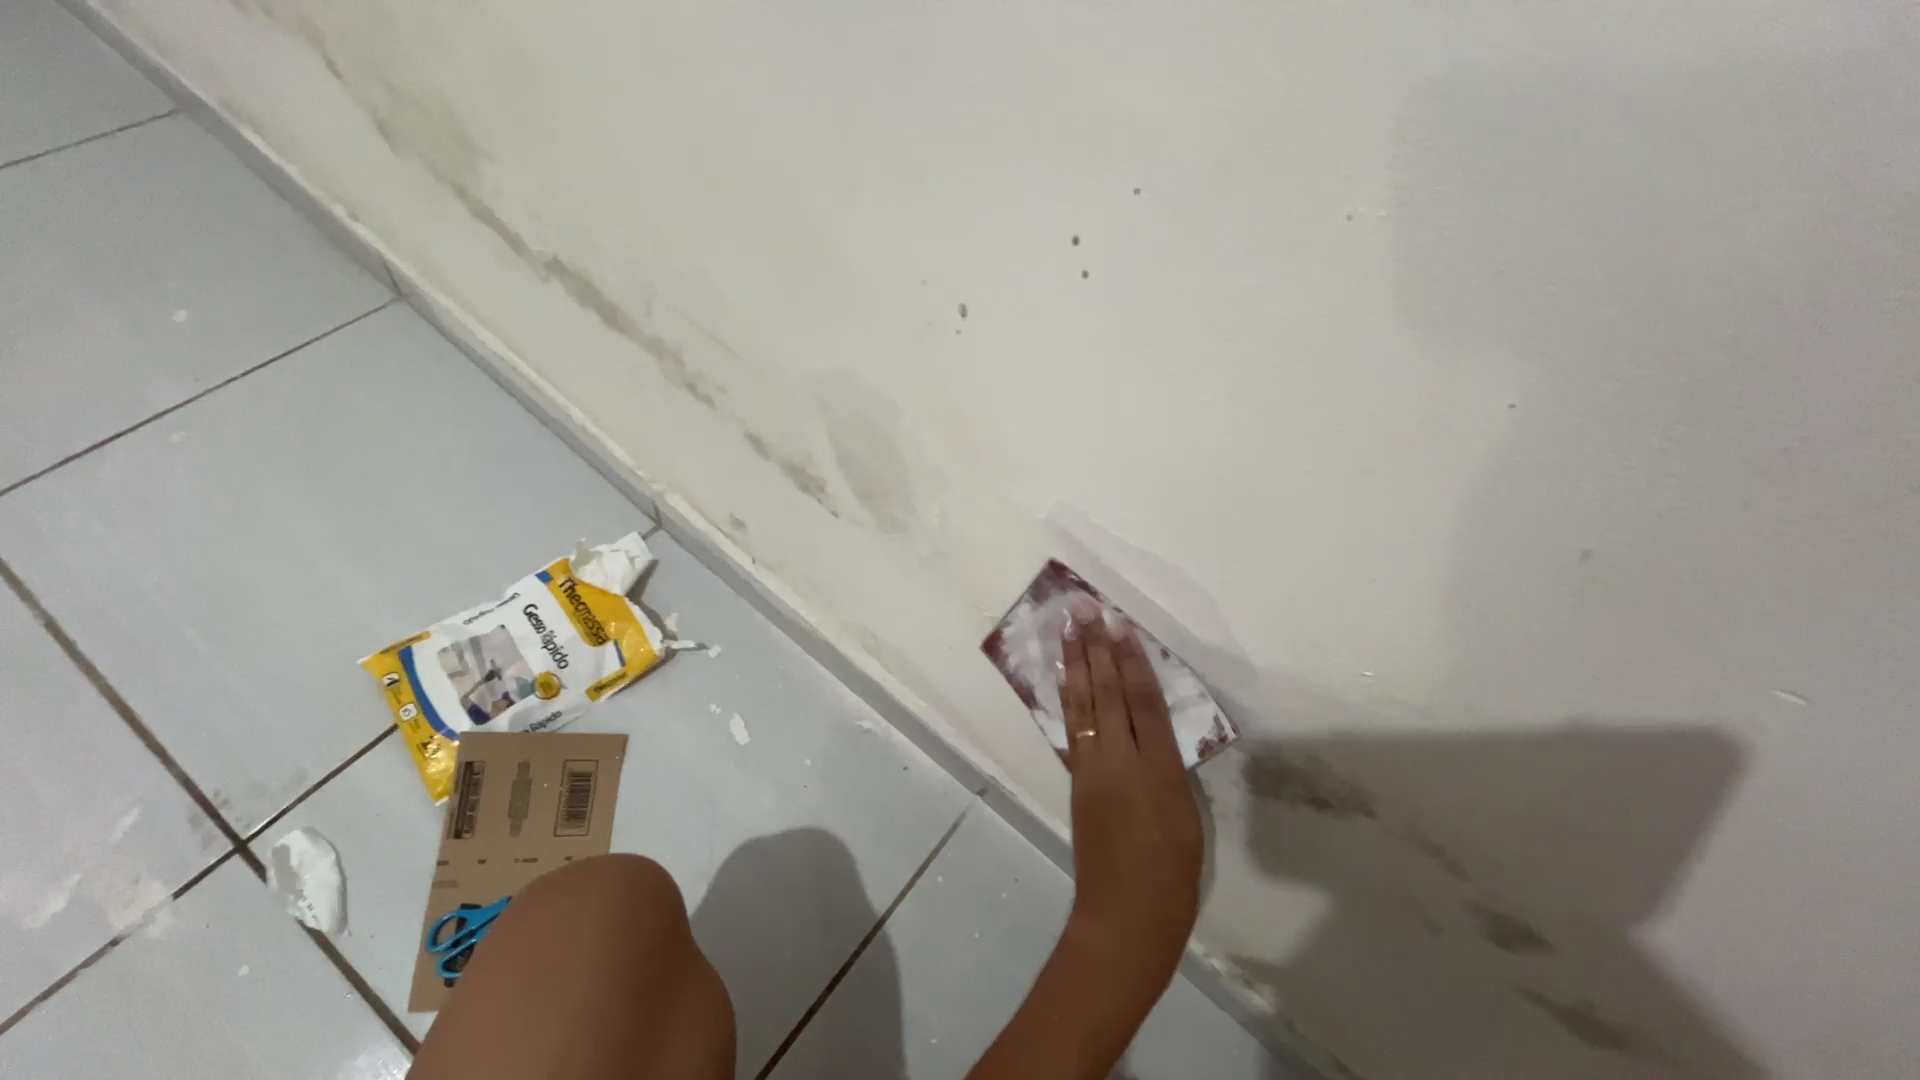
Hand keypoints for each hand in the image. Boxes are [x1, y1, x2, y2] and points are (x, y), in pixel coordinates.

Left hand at [1059, 609, 1203, 977]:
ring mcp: (1092, 773)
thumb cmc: (1172, 876)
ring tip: (1066, 633)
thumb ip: (1168, 771)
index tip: (1120, 626)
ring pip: (1081, 708)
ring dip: (1074, 667)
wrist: (1125, 917)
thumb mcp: (1187, 818)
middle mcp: (1120, 762)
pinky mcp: (1076, 786)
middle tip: (1082, 611)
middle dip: (1095, 649)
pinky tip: (1063, 683)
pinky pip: (1071, 734)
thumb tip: (1154, 737)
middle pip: (1106, 694)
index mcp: (1158, 770)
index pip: (1143, 702)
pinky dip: (1066, 703)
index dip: (1131, 660)